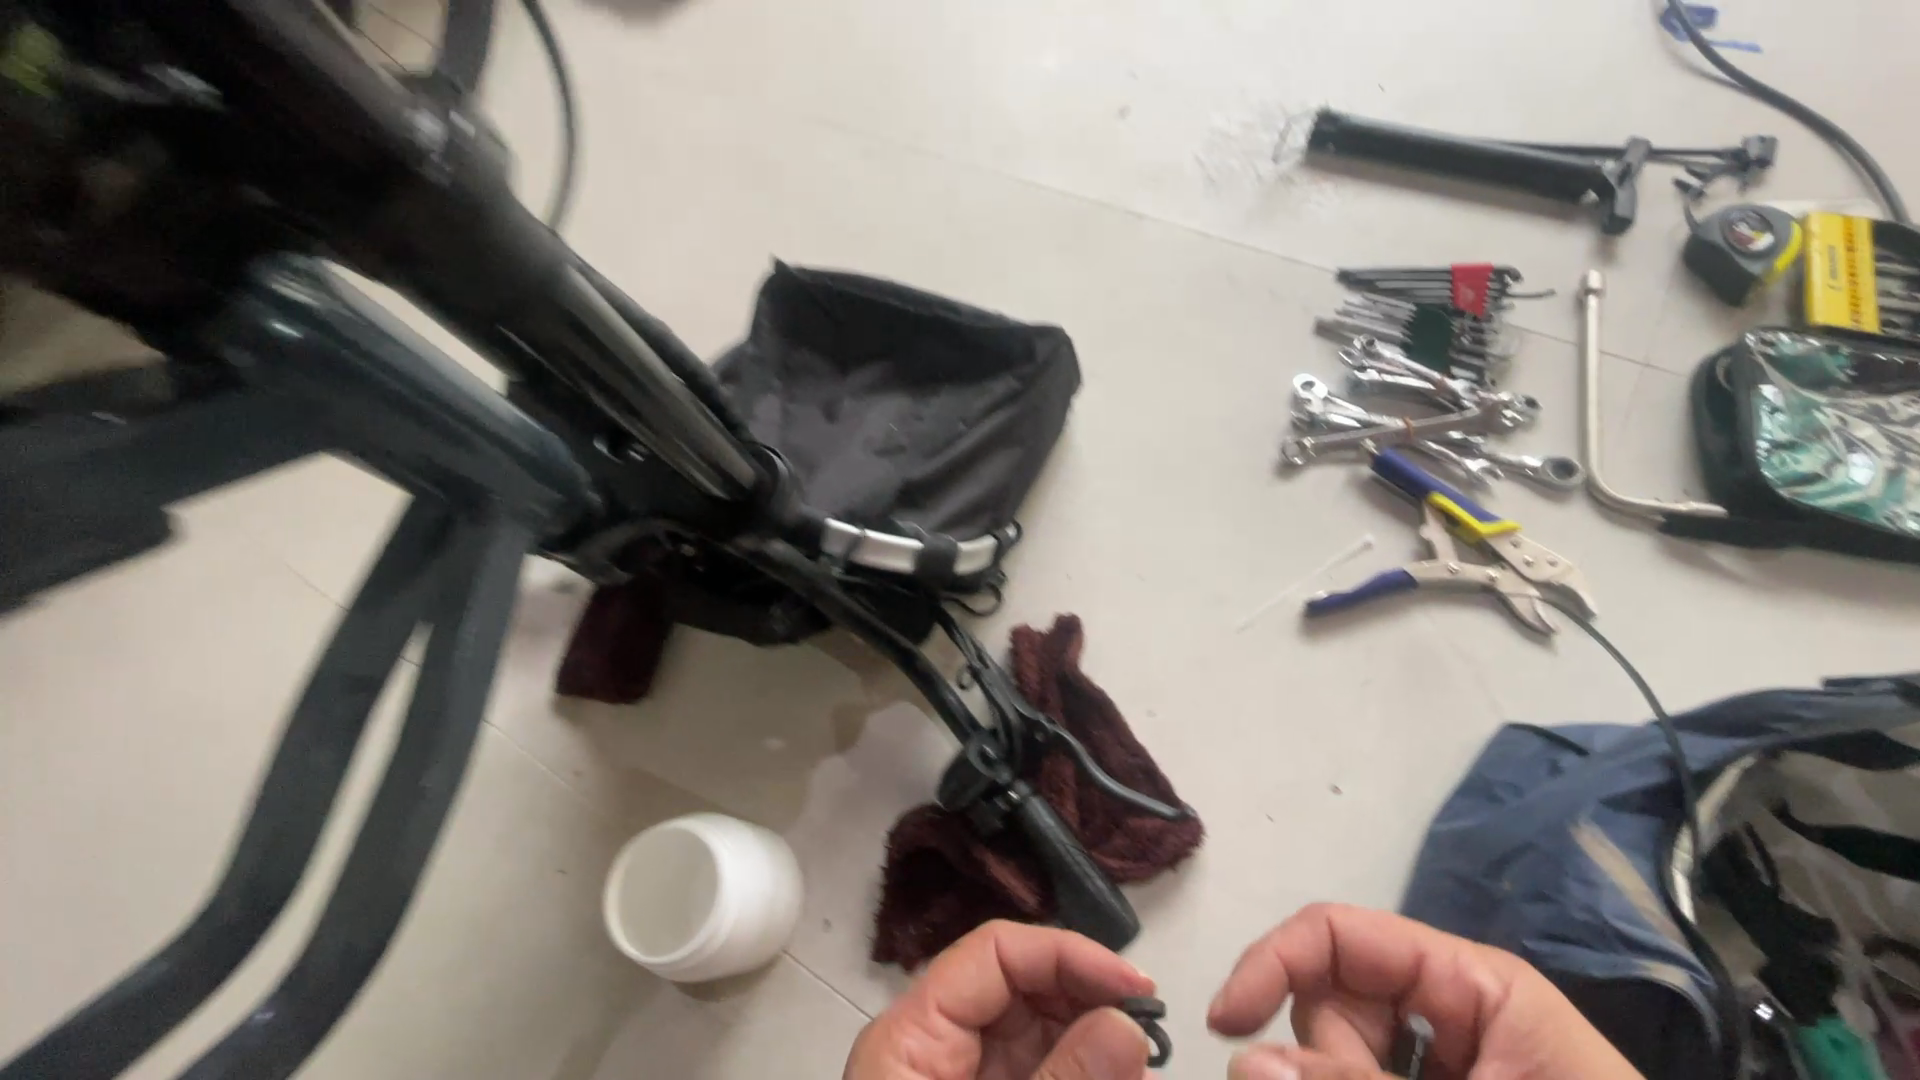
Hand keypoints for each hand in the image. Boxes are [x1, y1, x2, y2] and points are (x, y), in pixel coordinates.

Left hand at [844, 920, 1157, 1079]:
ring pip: (1036, 1028)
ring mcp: (958, 1072)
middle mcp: (934, 1042)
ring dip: (1092, 1036)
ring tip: (1138, 1061)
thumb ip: (1061, 1078)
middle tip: (1147, 1029)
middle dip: (1087, 999)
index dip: (1067, 952)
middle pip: (1019, 986)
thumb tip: (1129, 1022)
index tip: (1134, 986)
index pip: (993, 951)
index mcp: (912, 1033)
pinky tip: (1113, 1072)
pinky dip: (1079, 1068)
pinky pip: (1038, 1067)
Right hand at [1207, 904, 1644, 1079]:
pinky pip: (1356, 1074)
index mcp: (1465, 981)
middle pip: (1326, 1006)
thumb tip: (1244, 1062)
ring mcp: (1433, 1064)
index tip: (1223, 1024)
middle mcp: (1441, 1010)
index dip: (1270, 963)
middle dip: (1327, 1062)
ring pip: (1334, 1055)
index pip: (1335, 933)